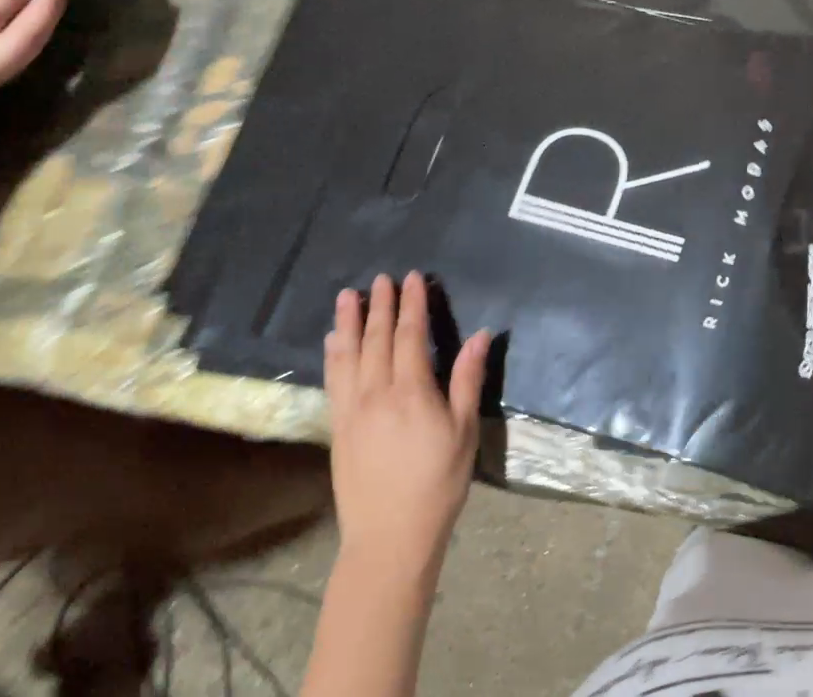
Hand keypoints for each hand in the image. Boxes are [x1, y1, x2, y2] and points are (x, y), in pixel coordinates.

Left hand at [323, 273, 490, 572]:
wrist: (391, 533)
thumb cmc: (439, 481)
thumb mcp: (465, 430)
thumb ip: (468, 380)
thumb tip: (479, 335)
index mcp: (412, 392)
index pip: (409, 337)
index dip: (411, 306)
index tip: (412, 279)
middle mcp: (376, 393)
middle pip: (376, 340)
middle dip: (379, 307)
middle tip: (380, 279)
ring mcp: (351, 410)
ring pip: (348, 356)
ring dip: (348, 323)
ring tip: (348, 297)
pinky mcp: (338, 427)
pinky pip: (333, 380)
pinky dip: (333, 355)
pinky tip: (333, 342)